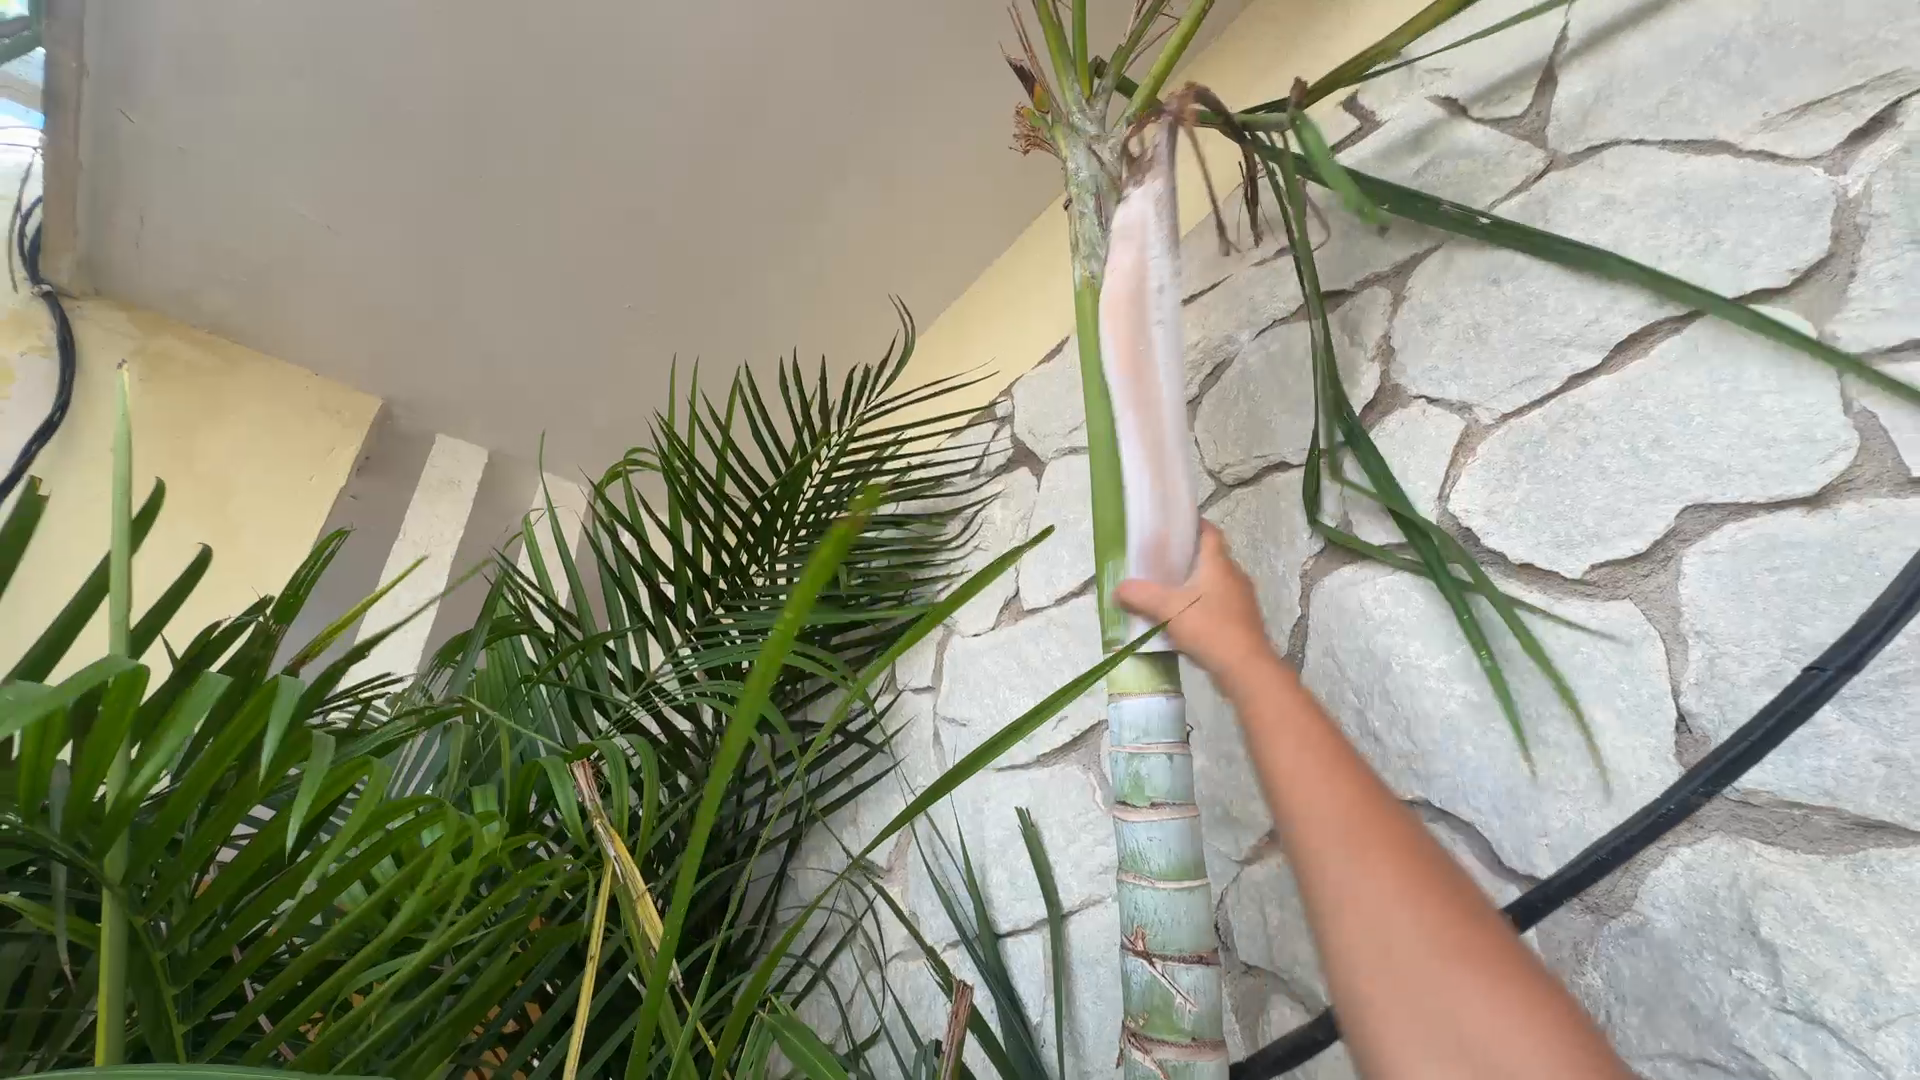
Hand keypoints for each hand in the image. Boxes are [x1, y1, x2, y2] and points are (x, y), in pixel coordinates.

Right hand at [1114, 522, 1284, 689]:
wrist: (1245, 669)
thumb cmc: (1209, 628)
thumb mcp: (1167, 609)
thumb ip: (1140, 596)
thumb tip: (1118, 589)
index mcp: (1218, 564)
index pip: (1209, 532)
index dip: (1193, 525)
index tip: (1172, 527)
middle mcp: (1234, 576)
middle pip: (1209, 559)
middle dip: (1186, 559)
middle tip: (1158, 563)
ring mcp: (1241, 601)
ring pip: (1213, 585)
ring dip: (1192, 587)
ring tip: (1165, 593)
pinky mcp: (1242, 623)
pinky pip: (1217, 607)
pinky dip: (1200, 609)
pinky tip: (1181, 622)